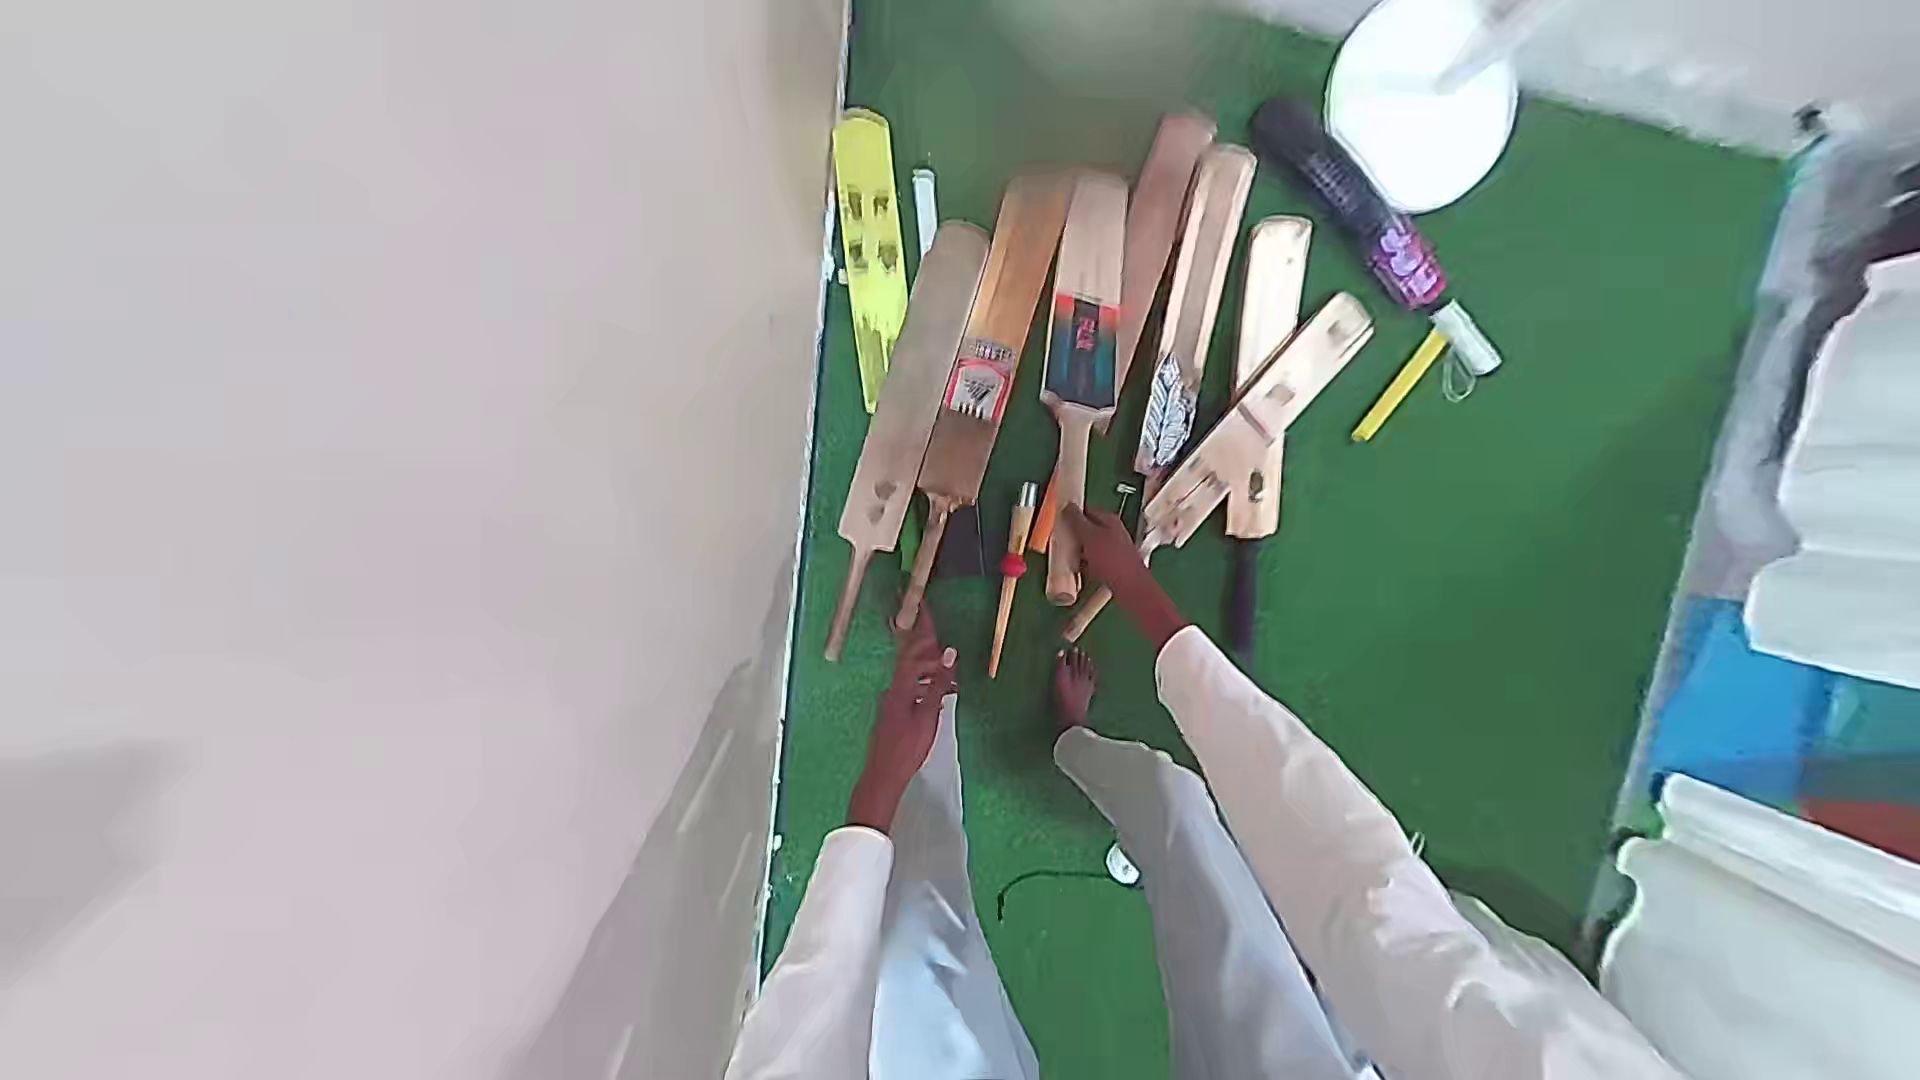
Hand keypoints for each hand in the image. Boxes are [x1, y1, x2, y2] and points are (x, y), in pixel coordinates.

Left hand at [847, 605, 956, 832]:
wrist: (882, 776)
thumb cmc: (906, 747)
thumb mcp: (928, 715)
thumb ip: (938, 684)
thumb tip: (949, 654)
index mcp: (900, 686)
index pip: (914, 649)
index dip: (922, 628)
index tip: (926, 606)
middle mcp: (892, 689)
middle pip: (911, 660)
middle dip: (928, 648)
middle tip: (944, 638)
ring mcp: (890, 702)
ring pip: (912, 676)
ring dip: (929, 669)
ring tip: (949, 671)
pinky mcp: (893, 713)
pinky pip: (911, 689)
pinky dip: (925, 685)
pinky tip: (937, 693)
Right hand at [1062, 505, 1189, 652]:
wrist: (1130, 587)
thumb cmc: (1111, 559)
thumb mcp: (1089, 536)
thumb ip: (1077, 521)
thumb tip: (1068, 506)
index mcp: (1109, 520)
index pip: (1087, 510)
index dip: (1072, 515)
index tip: (1060, 522)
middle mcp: (1113, 532)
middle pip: (1088, 528)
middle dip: (1074, 535)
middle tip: (1062, 541)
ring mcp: (1114, 548)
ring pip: (1090, 545)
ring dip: (1079, 551)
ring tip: (1069, 557)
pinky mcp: (1113, 563)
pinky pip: (1094, 559)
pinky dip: (1086, 563)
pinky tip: (1080, 570)